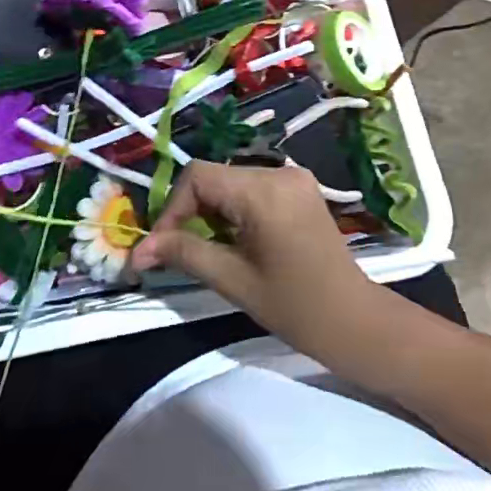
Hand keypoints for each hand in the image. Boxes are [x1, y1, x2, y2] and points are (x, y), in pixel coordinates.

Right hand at [128, 162, 380, 355]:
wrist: (352, 319)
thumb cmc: (293, 305)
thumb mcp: (232, 279)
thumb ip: (184, 253)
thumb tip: (137, 251)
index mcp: (263, 191)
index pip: (198, 177)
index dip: (172, 208)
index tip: (161, 246)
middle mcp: (280, 172)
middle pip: (215, 176)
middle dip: (189, 210)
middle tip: (176, 249)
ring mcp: (294, 178)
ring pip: (232, 180)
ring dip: (211, 210)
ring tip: (205, 246)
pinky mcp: (301, 189)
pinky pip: (254, 186)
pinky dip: (234, 207)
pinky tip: (233, 238)